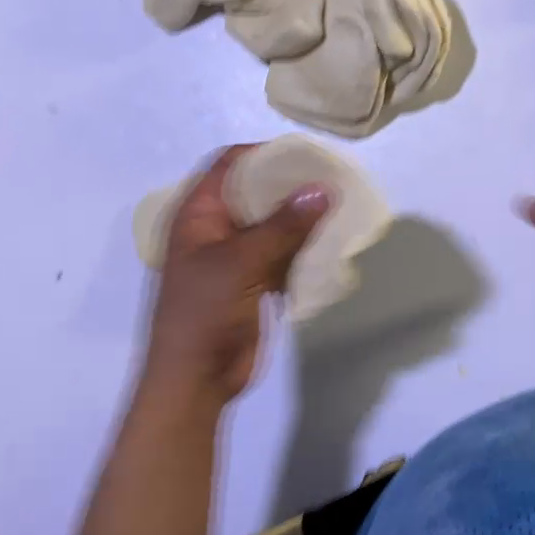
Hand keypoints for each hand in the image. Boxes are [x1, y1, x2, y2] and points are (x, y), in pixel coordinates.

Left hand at [145, 146, 328, 401]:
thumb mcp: (242, 262)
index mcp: (198, 214)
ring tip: (340, 207)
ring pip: (272, 223)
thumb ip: (284, 225)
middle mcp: (214, 228)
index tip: (306, 155)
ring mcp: (233, 256)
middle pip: (255, 191)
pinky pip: (281, 252)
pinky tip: (331, 243)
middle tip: (333, 180)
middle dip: (291, 185)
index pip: (229, 164)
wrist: (195, 381)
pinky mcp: (251, 281)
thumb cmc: (204, 313)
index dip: (264, 153)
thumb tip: (323, 188)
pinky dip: (303, 246)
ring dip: (301, 217)